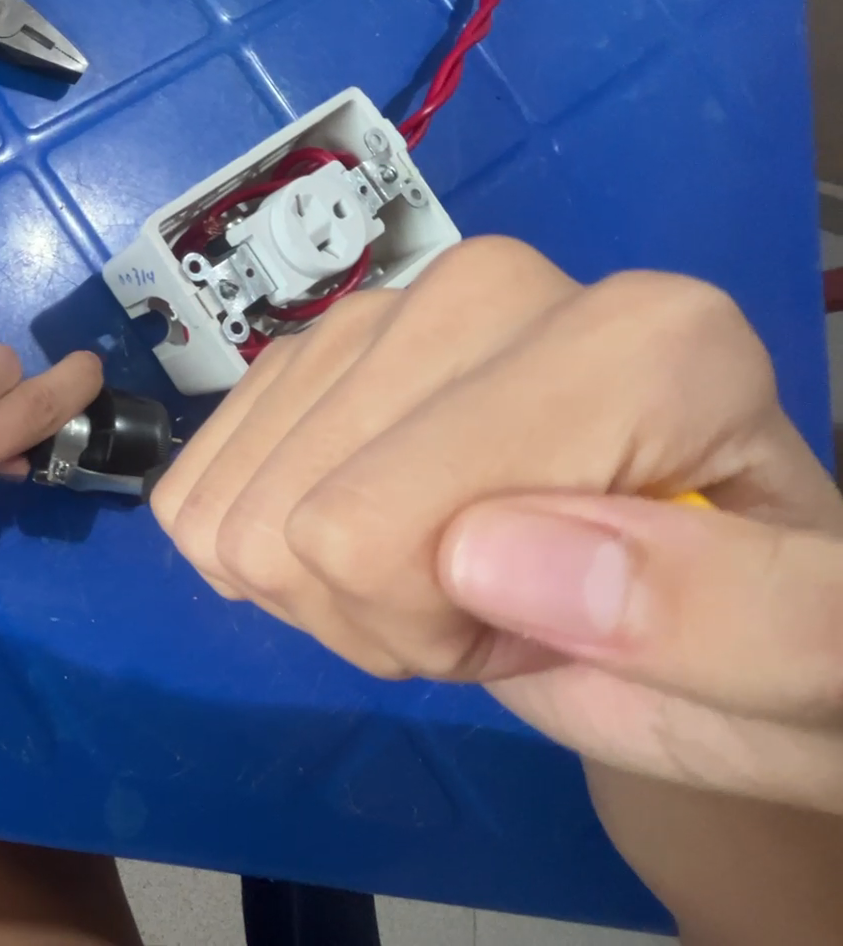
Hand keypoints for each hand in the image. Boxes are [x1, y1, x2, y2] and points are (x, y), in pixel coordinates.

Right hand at [150, 237, 842, 812]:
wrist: (652, 600)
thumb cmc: (747, 645)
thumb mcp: (821, 677)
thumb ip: (728, 621)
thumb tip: (481, 552)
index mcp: (631, 341)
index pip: (371, 525)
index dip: (431, 624)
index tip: (537, 624)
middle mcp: (472, 292)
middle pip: (290, 520)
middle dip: (369, 609)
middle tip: (479, 607)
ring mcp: (357, 320)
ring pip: (226, 510)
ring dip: (311, 585)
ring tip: (424, 574)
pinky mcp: (284, 360)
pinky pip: (189, 494)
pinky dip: (251, 549)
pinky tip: (346, 536)